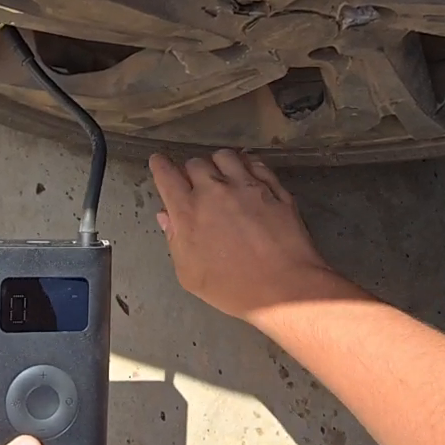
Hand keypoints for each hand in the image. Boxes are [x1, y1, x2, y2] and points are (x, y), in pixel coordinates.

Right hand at [149, 149, 360, 321]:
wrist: (285, 289)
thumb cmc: (233, 289)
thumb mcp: (190, 274)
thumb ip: (174, 240)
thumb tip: (166, 216)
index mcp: (188, 211)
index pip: (166, 175)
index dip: (160, 165)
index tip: (159, 162)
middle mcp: (215, 190)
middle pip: (195, 163)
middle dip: (190, 171)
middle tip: (195, 185)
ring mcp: (247, 186)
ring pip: (225, 156)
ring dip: (218, 163)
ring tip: (221, 176)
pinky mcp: (273, 189)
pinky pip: (255, 164)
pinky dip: (246, 165)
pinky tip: (247, 176)